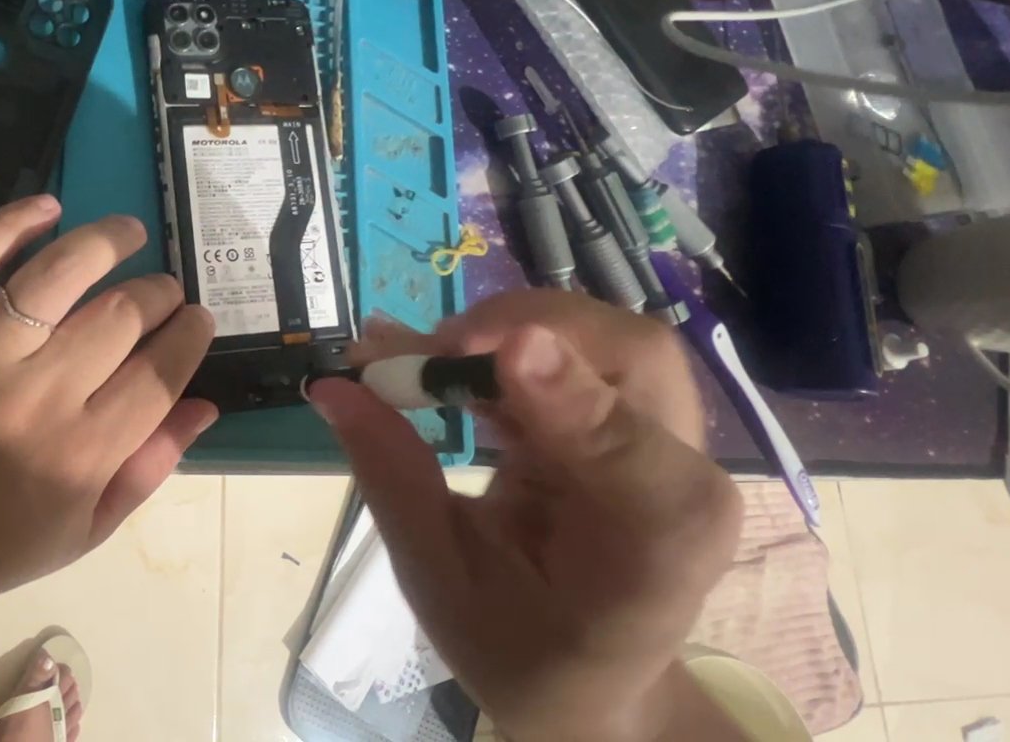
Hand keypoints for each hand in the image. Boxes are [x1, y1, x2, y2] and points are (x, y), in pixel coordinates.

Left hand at [0, 195, 218, 623]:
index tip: (197, 318)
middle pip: (119, 315)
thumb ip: (149, 467)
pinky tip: (46, 207)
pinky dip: (7, 224)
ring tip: (127, 232)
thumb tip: (206, 403)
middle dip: (159, 291)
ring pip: (54, 275)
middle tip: (163, 289)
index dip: (191, 334)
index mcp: (78, 457)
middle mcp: (31, 400)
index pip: (160, 372)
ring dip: (105, 241)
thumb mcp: (82, 531)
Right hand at [310, 290, 742, 741]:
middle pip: (625, 352)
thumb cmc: (522, 651)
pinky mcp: (620, 412)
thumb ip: (394, 479)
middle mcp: (677, 473)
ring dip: (498, 330)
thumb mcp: (440, 581)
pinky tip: (437, 361)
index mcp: (654, 541)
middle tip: (423, 354)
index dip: (567, 390)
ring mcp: (658, 435)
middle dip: (517, 328)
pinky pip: (567, 347)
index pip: (625, 445)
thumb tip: (333, 387)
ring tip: (414, 360)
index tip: (503, 350)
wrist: (592, 680)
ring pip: (595, 335)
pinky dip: (496, 344)